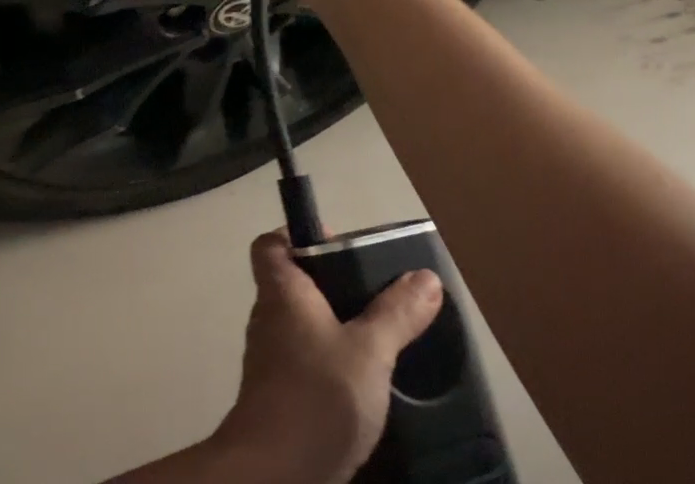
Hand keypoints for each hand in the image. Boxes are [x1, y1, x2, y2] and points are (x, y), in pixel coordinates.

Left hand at [211, 231, 444, 483]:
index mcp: (282, 293)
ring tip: (381, 334)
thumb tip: (426, 277)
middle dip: (331, 282)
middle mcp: (269, 318)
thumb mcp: (370, 351)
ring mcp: (271, 358)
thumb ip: (396, 314)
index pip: (269, 244)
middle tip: (377, 292)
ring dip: (335, 324)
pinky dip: (332, 359)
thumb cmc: (318, 394)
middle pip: (291, 283)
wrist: (276, 469)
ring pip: (301, 324)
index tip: (336, 244)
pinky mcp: (281, 393)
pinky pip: (306, 359)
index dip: (295, 234)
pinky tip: (366, 377)